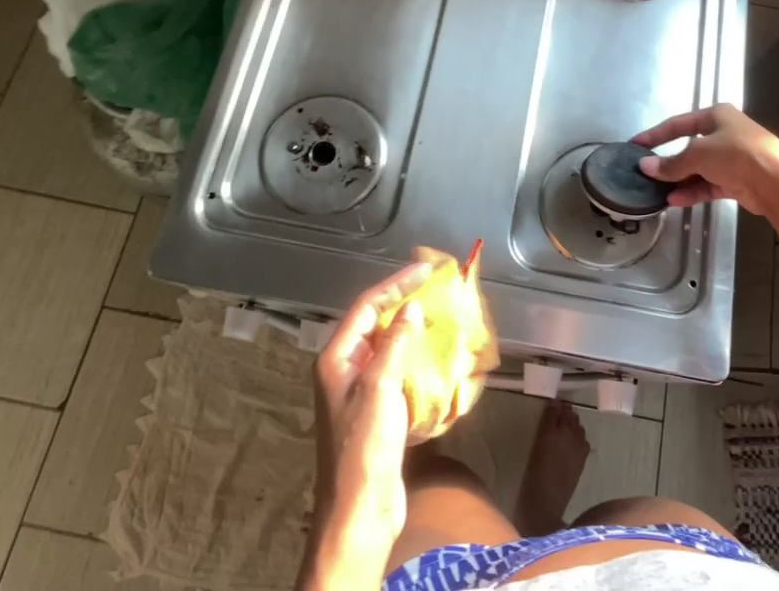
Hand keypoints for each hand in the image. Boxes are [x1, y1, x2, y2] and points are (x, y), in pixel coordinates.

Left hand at [313, 262, 431, 538]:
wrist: (359, 509)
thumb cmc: (364, 445)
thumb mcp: (380, 387)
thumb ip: (395, 344)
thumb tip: (411, 308)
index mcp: (336, 358)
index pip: (366, 307)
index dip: (396, 283)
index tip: (425, 268)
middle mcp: (344, 370)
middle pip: (375, 325)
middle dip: (405, 305)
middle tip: (436, 289)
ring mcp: (360, 393)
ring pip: (388, 350)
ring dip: (413, 334)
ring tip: (442, 320)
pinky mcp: (377, 414)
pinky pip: (398, 376)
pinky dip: (418, 364)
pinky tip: (439, 363)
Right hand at [631, 103, 778, 214]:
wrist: (777, 182)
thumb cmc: (736, 154)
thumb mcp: (698, 154)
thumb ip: (671, 163)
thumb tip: (646, 166)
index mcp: (717, 116)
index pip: (678, 123)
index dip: (655, 134)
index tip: (635, 144)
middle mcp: (725, 134)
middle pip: (689, 148)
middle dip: (669, 162)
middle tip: (647, 172)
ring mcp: (733, 159)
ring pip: (698, 169)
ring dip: (679, 180)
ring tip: (657, 191)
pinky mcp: (738, 181)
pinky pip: (709, 185)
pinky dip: (693, 191)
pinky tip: (675, 200)